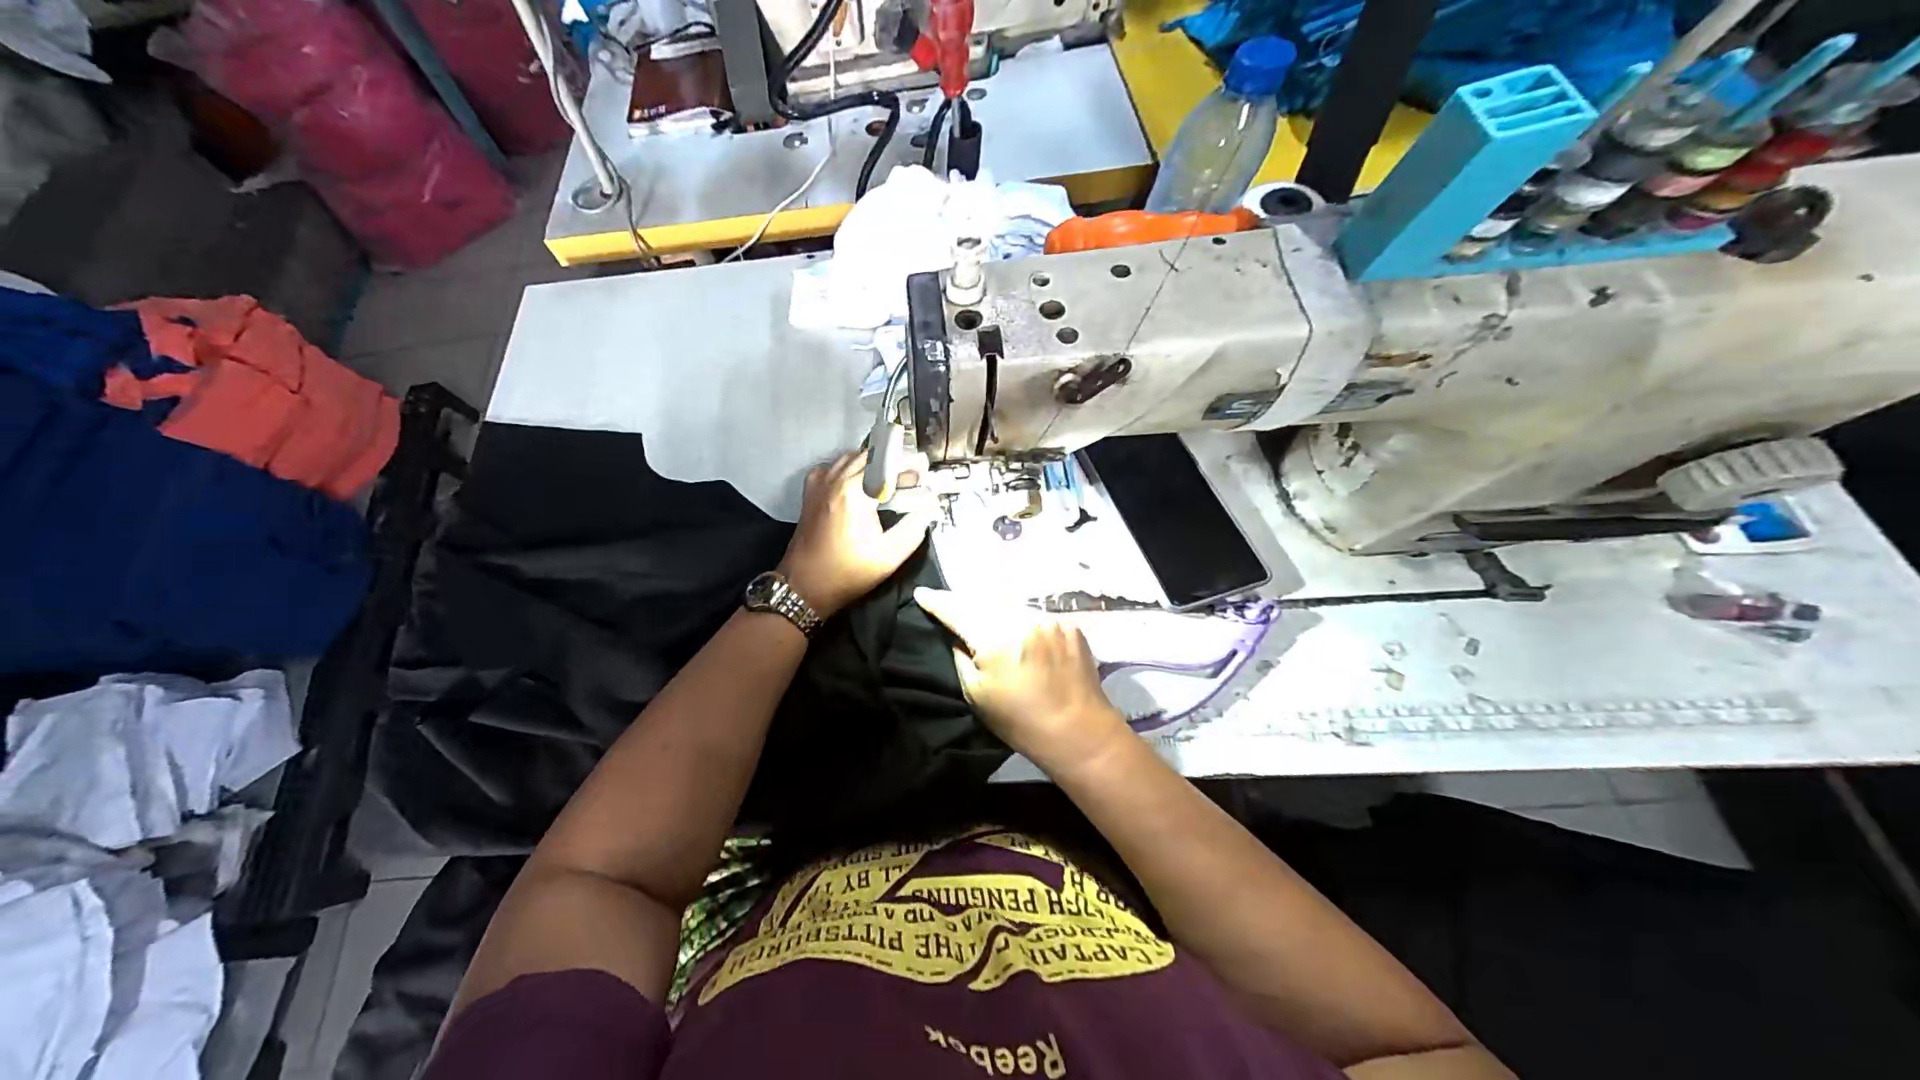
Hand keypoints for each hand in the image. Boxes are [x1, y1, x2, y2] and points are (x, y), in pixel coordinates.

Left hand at [778, 450, 933, 617]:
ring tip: (890, 481)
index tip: (923, 471)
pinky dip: (850, 469)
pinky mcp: (811, 492)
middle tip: (911, 478)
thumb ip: (914, 528)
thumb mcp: (889, 556)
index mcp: (854, 492)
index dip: (909, 464)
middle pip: (870, 456)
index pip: (888, 463)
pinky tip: (860, 485)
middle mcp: (835, 479)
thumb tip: (928, 508)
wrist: (805, 586)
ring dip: (873, 464)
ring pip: (851, 458)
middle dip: (893, 463)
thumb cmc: (848, 572)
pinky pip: (834, 467)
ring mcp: (820, 483)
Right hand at [913, 587, 1131, 774]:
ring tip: (982, 616)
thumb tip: (958, 637)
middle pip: (984, 601)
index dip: (937, 601)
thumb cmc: (1020, 720)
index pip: (957, 610)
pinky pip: (1034, 615)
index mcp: (995, 638)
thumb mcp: (976, 694)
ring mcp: (1048, 619)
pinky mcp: (1069, 624)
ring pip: (1010, 605)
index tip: (922, 594)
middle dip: (965, 603)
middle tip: (949, 605)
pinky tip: (1019, 634)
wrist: (1078, 731)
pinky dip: (1020, 620)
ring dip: (994, 609)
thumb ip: (962, 658)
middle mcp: (1022, 619)